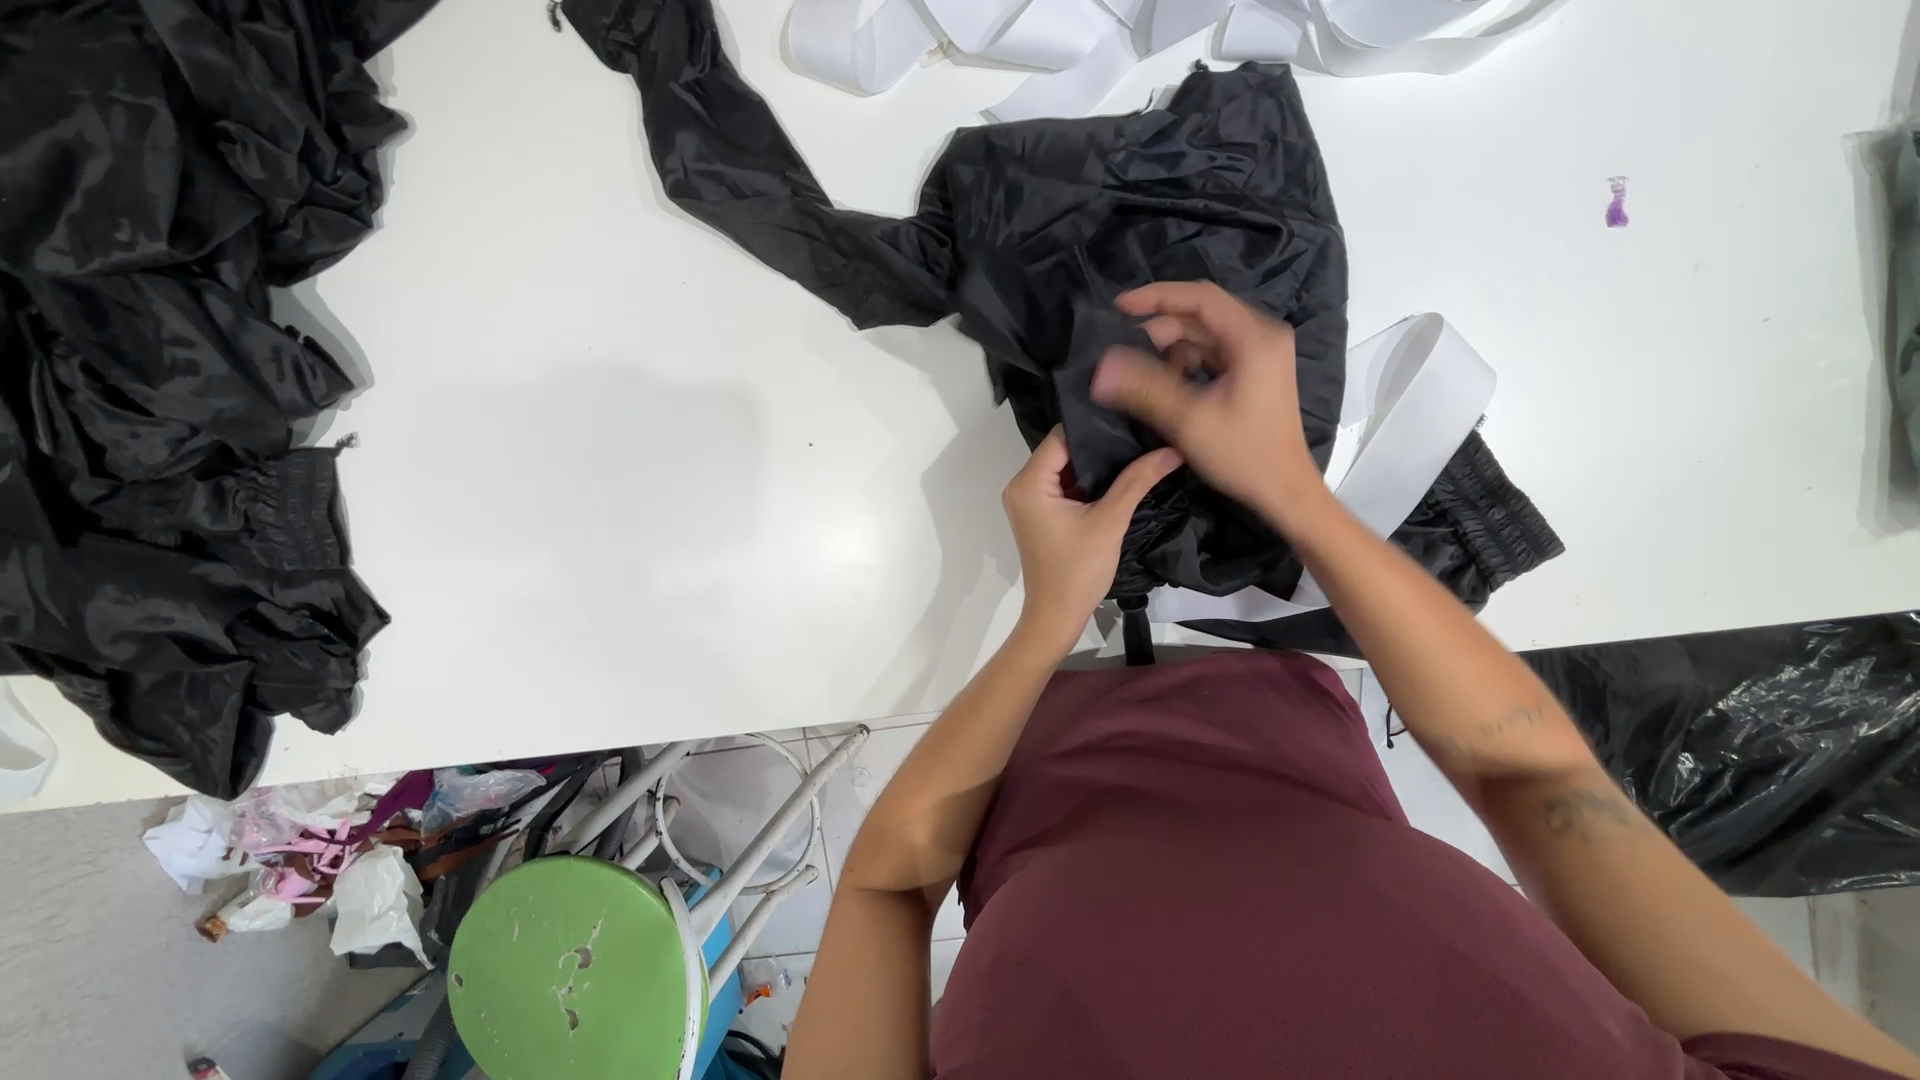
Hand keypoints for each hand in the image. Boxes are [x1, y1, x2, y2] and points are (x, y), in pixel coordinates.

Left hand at [1002, 428, 1181, 655]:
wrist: (1057, 615)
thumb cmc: (1078, 571)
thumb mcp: (1110, 521)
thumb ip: (1138, 480)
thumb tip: (1172, 449)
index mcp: (1028, 483)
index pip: (1063, 436)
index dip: (1096, 426)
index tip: (1130, 418)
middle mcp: (1021, 485)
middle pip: (1063, 449)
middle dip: (1099, 443)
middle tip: (1138, 431)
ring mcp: (1028, 500)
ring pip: (1065, 467)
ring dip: (1095, 463)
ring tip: (1134, 448)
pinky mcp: (1039, 513)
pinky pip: (1063, 485)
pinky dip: (1087, 481)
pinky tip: (1119, 475)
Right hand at [1091, 282, 1327, 526]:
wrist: (1285, 491)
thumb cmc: (1244, 455)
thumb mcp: (1188, 420)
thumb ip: (1144, 387)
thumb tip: (1102, 366)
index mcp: (1254, 337)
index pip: (1200, 297)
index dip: (1156, 296)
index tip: (1119, 307)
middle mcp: (1262, 335)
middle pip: (1202, 314)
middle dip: (1160, 327)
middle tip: (1123, 349)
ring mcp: (1261, 353)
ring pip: (1206, 334)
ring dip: (1171, 347)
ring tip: (1140, 370)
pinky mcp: (1256, 371)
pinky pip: (1214, 353)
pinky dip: (1187, 361)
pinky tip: (1166, 383)